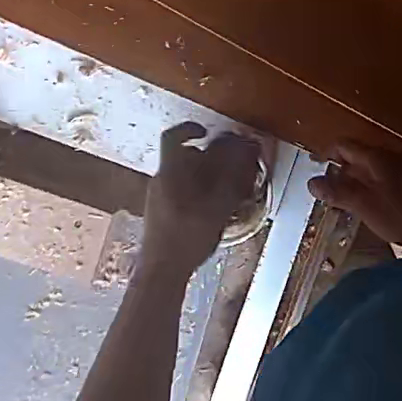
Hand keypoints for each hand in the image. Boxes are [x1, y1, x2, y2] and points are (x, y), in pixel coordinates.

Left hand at [142, 122, 261, 277]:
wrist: (161, 272)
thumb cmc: (187, 236)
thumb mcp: (218, 203)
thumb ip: (233, 174)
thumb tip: (244, 149)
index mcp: (171, 172)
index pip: (173, 137)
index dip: (190, 128)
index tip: (207, 131)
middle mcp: (160, 181)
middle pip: (182, 156)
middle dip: (207, 155)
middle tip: (228, 160)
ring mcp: (157, 198)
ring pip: (182, 174)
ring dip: (203, 174)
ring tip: (225, 185)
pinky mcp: (160, 213)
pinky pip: (179, 191)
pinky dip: (198, 190)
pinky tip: (214, 206)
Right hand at [306, 142, 401, 251]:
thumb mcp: (367, 208)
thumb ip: (340, 193)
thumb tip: (311, 181)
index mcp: (377, 158)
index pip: (345, 145)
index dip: (328, 152)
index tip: (318, 164)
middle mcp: (394, 154)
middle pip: (362, 154)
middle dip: (346, 168)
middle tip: (334, 186)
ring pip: (380, 165)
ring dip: (365, 177)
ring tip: (357, 197)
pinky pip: (396, 175)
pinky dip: (383, 184)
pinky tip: (386, 203)